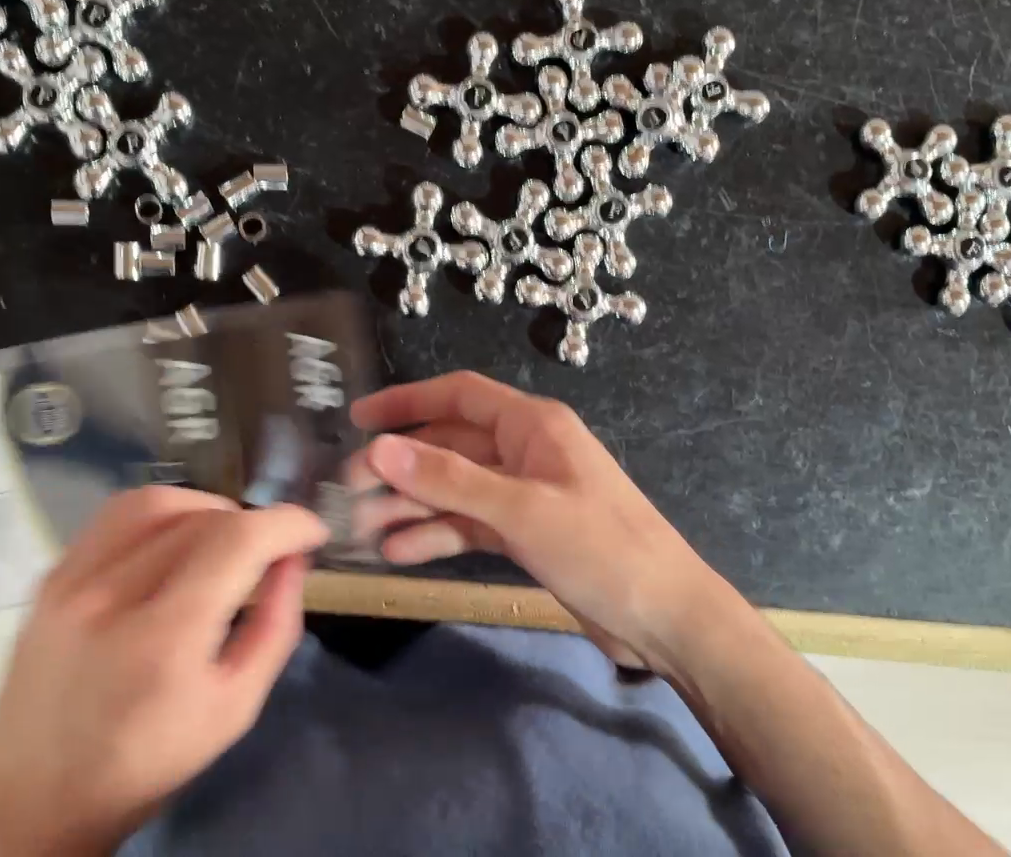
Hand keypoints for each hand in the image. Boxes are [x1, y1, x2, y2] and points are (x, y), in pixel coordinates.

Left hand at [0, 487, 327, 856]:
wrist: (36, 804)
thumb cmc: (149, 763)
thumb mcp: (236, 707)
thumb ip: (275, 625)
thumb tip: (293, 560)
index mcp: (164, 639)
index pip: (237, 539)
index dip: (287, 523)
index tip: (312, 534)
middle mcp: (111, 597)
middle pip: (204, 517)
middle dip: (254, 524)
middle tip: (272, 554)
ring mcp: (70, 583)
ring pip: (157, 502)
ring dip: (208, 509)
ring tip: (224, 539)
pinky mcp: (49, 580)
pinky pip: (115, 516)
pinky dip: (161, 516)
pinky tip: (174, 543)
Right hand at [350, 371, 737, 672]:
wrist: (663, 615)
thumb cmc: (600, 548)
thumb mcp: (520, 510)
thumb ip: (449, 479)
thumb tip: (380, 448)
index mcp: (533, 425)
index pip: (461, 394)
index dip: (408, 400)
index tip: (358, 419)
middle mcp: (526, 450)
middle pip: (451, 446)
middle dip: (401, 467)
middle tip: (347, 493)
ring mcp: (526, 493)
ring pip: (456, 489)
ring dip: (412, 506)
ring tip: (362, 530)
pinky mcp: (527, 533)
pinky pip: (472, 524)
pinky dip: (438, 535)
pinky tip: (399, 554)